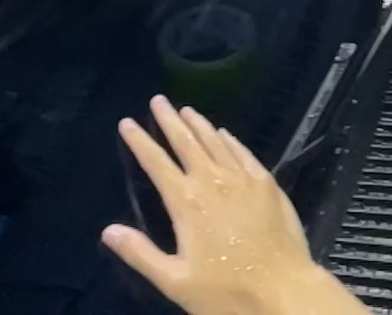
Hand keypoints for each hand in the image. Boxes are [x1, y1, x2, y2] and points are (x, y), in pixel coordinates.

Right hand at [104, 97, 361, 314]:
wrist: (283, 291)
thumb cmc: (226, 292)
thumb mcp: (176, 282)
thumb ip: (141, 254)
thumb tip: (109, 230)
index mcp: (186, 202)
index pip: (156, 162)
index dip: (140, 141)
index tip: (127, 122)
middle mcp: (211, 180)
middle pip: (185, 141)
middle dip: (169, 119)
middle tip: (158, 99)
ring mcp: (241, 177)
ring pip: (214, 141)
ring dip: (198, 123)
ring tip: (186, 109)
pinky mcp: (265, 182)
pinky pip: (242, 152)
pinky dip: (230, 139)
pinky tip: (224, 133)